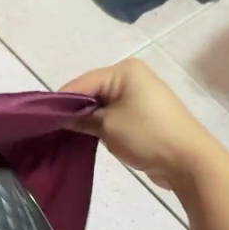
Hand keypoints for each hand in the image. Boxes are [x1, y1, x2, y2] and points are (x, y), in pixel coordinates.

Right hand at [60, 58, 227, 191]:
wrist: (186, 159)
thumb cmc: (146, 135)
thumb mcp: (106, 126)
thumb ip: (81, 118)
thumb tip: (62, 118)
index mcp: (124, 70)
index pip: (81, 83)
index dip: (60, 102)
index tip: (41, 122)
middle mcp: (132, 75)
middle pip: (90, 91)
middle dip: (73, 110)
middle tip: (53, 131)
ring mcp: (139, 93)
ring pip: (101, 103)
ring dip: (86, 118)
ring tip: (68, 136)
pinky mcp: (142, 111)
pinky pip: (113, 113)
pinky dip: (100, 123)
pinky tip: (88, 136)